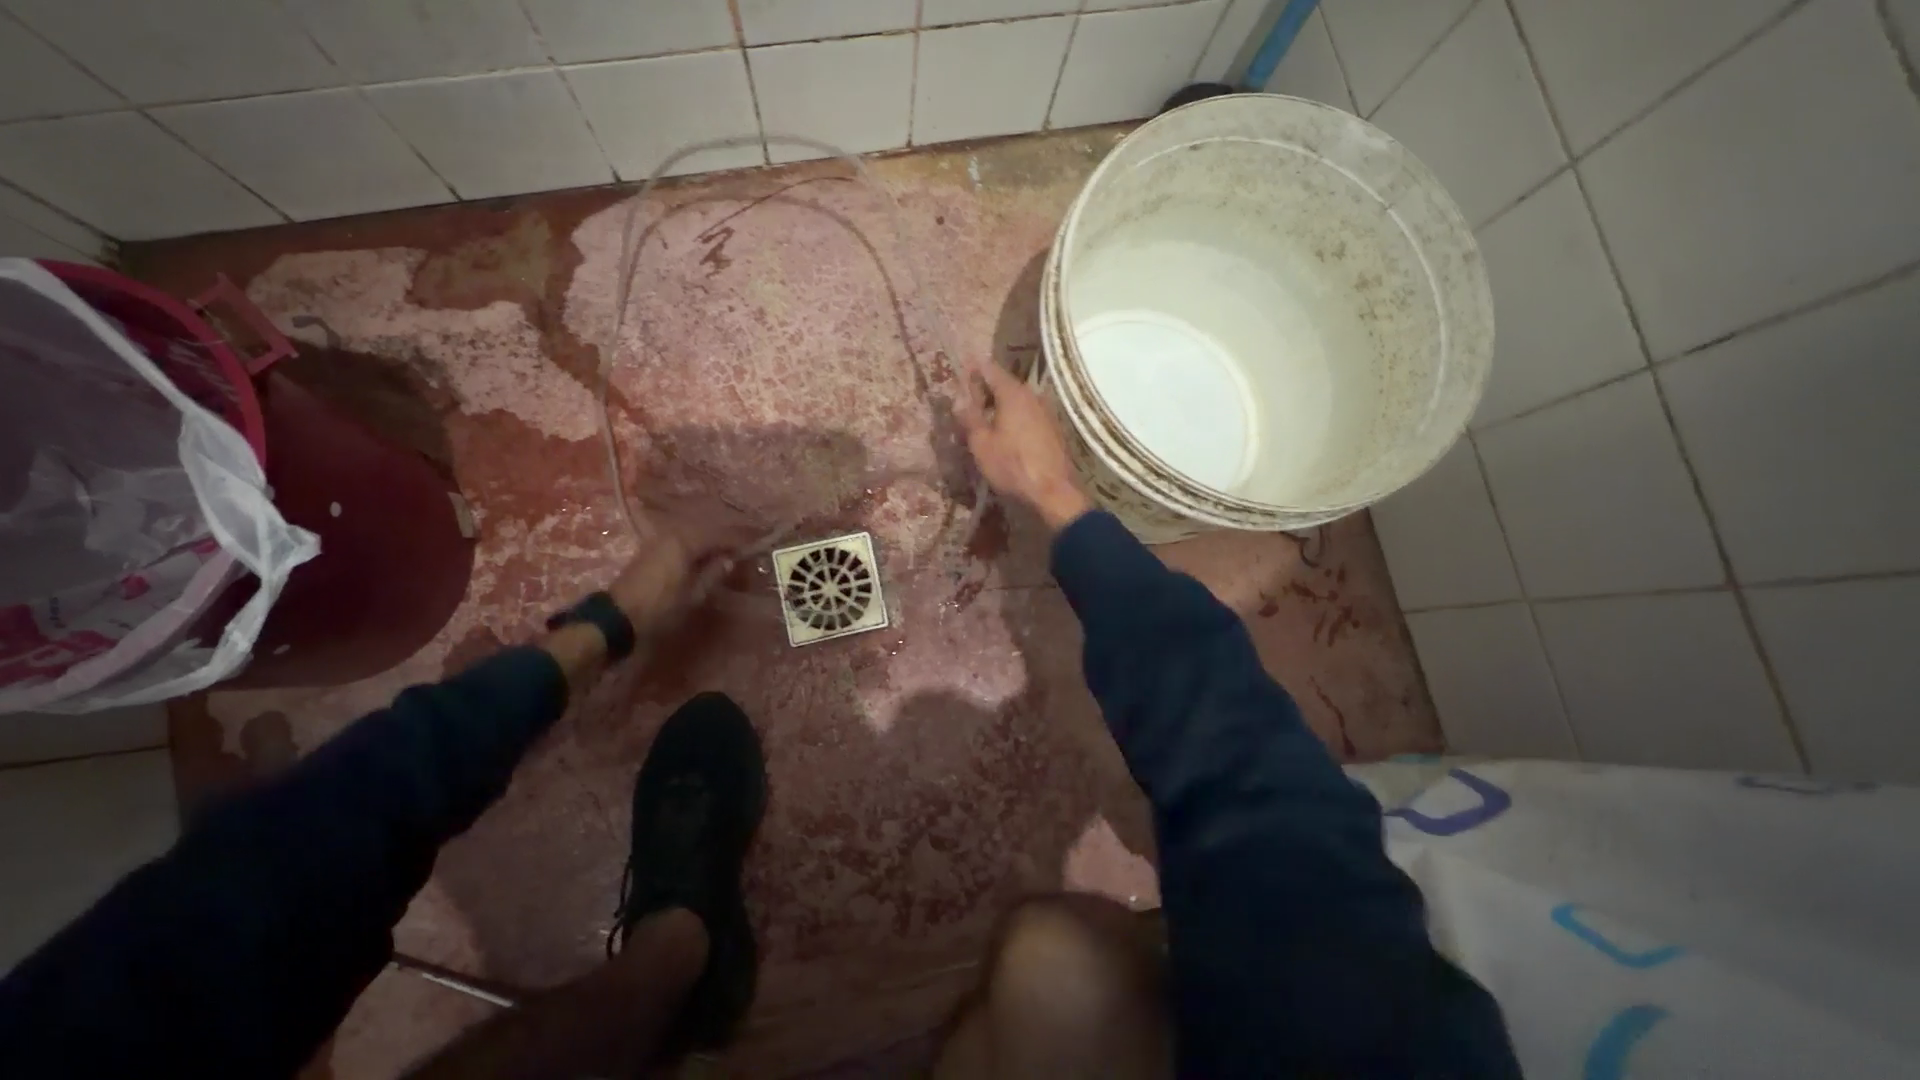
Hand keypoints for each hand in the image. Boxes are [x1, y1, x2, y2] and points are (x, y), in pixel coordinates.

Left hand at [608, 492, 758, 634]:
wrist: (618, 616)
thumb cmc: (661, 607)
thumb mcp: (694, 594)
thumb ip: (714, 574)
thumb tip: (730, 560)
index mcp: (686, 541)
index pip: (720, 535)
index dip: (739, 542)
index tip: (754, 548)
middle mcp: (672, 533)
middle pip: (706, 531)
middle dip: (724, 540)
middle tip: (740, 553)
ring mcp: (659, 540)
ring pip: (692, 535)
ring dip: (708, 543)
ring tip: (723, 557)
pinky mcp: (650, 549)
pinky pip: (679, 541)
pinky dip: (693, 547)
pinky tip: (701, 559)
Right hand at [957, 358, 1091, 531]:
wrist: (1054, 491)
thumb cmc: (1012, 465)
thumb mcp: (982, 444)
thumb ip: (970, 418)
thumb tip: (958, 401)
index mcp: (1013, 393)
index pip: (990, 370)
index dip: (974, 369)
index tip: (962, 371)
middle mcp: (1033, 395)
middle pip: (1006, 385)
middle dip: (986, 390)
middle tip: (969, 400)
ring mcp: (1047, 411)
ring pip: (1018, 401)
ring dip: (1001, 406)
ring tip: (985, 419)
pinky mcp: (1053, 428)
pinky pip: (1028, 414)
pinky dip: (1014, 418)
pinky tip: (1006, 433)